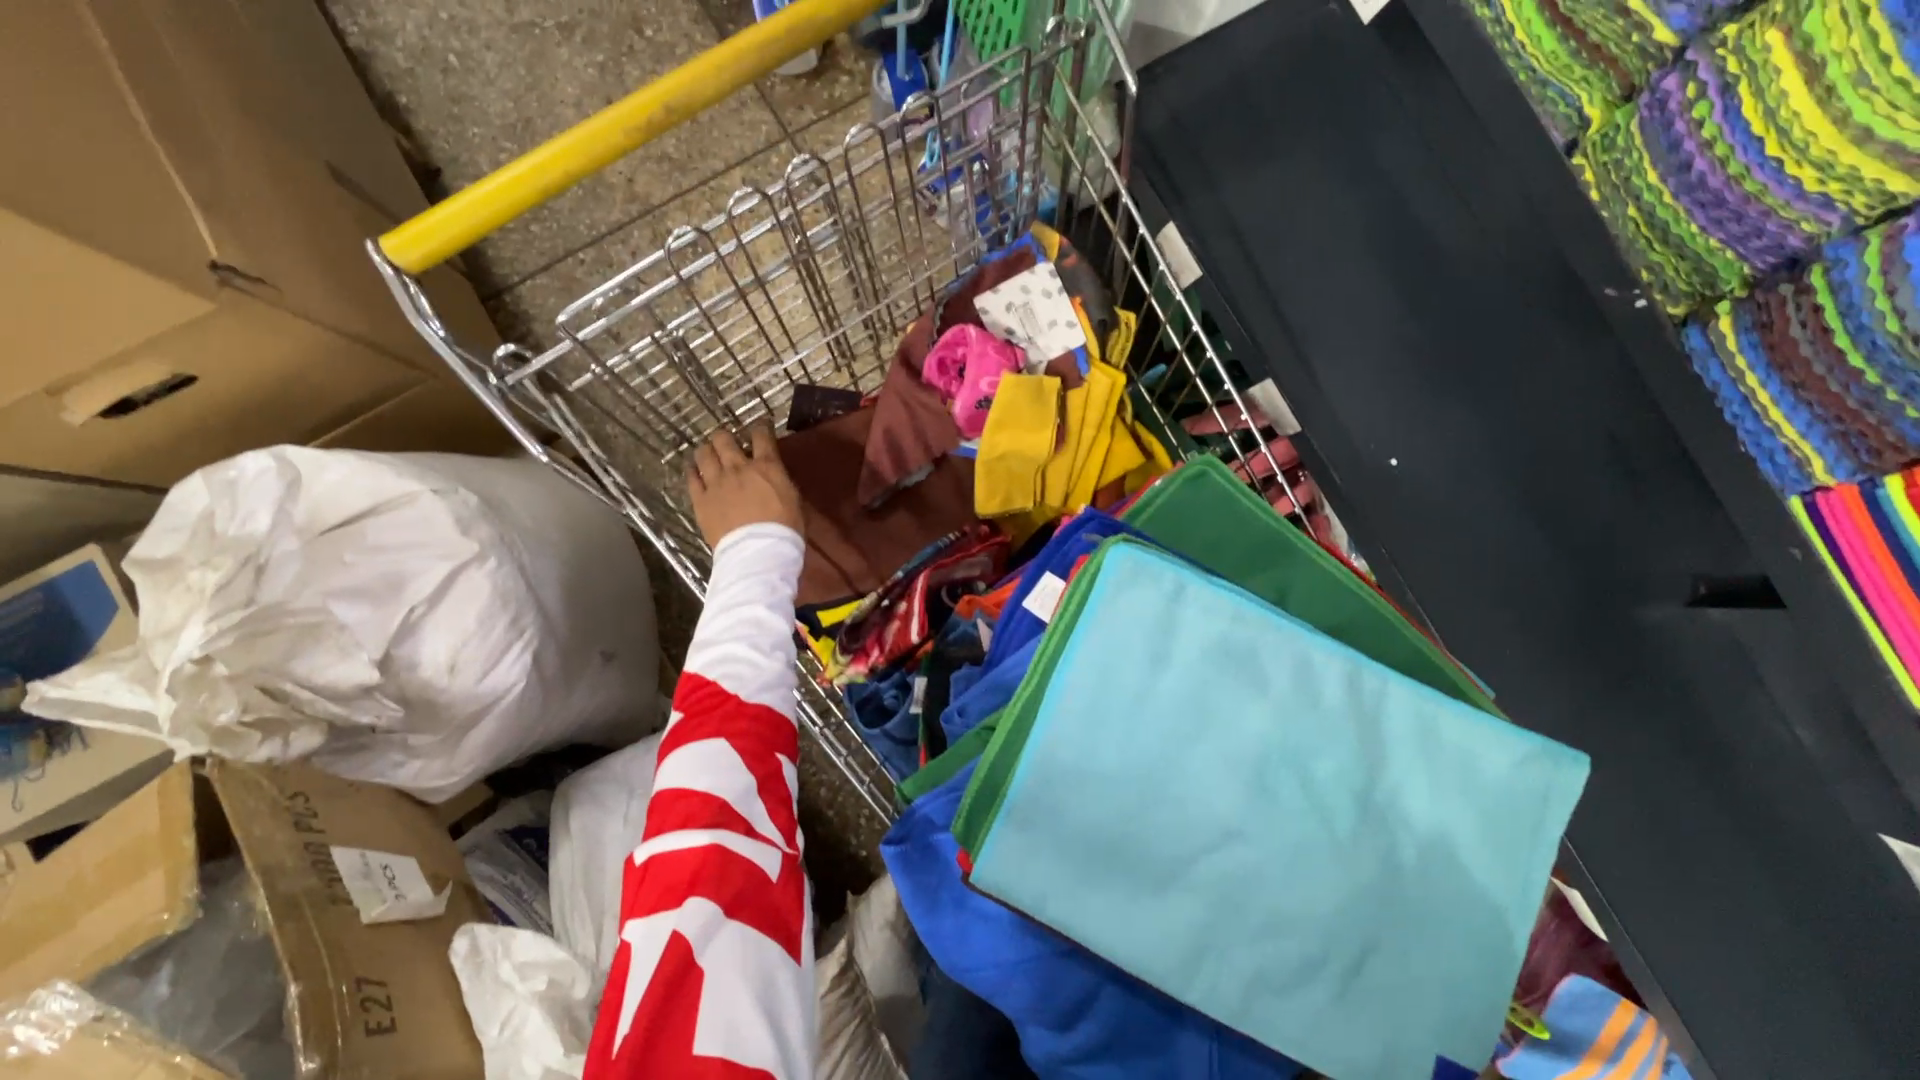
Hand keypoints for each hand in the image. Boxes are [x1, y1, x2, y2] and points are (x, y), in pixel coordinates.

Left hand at [687, 424, 803, 547]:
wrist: (759, 551)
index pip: (761, 435)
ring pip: (704, 453)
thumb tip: (774, 476)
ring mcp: (716, 482)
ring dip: (707, 450)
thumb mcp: (793, 499)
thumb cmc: (785, 529)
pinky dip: (693, 470)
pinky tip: (694, 469)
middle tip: (727, 441)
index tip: (760, 427)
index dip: (760, 427)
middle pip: (724, 439)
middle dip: (725, 436)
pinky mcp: (700, 499)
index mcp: (766, 466)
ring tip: (708, 453)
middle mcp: (738, 468)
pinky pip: (691, 477)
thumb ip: (780, 481)